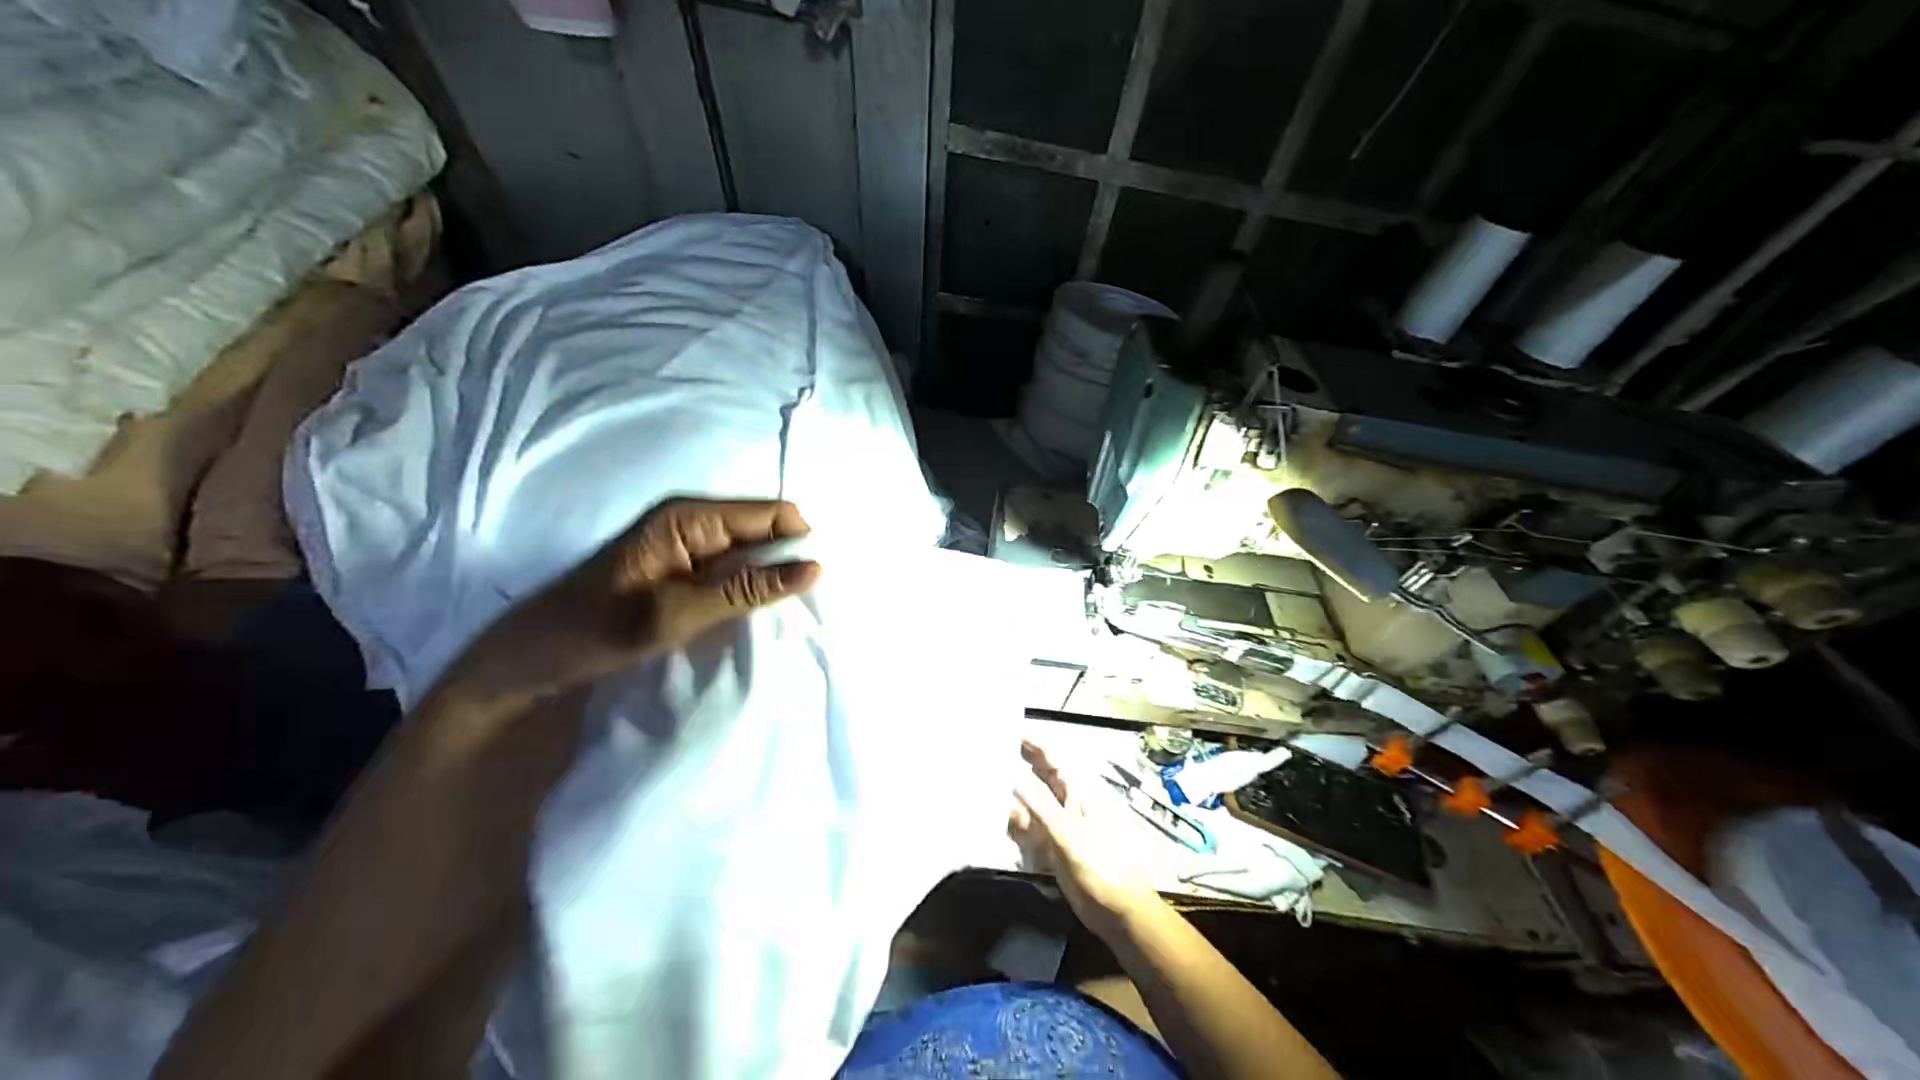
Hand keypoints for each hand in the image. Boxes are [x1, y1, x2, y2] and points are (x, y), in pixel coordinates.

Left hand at [452, 498, 821, 704]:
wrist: (535, 662)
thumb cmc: (598, 631)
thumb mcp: (679, 613)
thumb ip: (748, 589)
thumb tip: (815, 567)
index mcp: (689, 516)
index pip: (771, 513)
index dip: (798, 544)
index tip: (813, 586)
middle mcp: (694, 522)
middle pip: (765, 531)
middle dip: (786, 564)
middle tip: (798, 609)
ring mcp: (688, 547)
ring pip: (752, 555)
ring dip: (767, 582)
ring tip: (778, 617)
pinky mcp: (684, 571)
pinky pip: (733, 573)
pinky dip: (748, 593)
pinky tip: (753, 618)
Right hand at [1008, 740, 1164, 939]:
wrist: (1117, 911)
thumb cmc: (1100, 866)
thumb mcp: (1067, 833)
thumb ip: (1038, 806)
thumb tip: (1013, 777)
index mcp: (1077, 792)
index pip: (1052, 760)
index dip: (1033, 745)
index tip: (1009, 731)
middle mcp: (1067, 803)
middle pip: (1040, 777)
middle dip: (1018, 765)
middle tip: (989, 753)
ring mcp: (1060, 825)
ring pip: (1031, 803)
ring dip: (1012, 796)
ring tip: (985, 785)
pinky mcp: (1053, 847)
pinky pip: (1029, 828)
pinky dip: (1014, 823)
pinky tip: (998, 820)